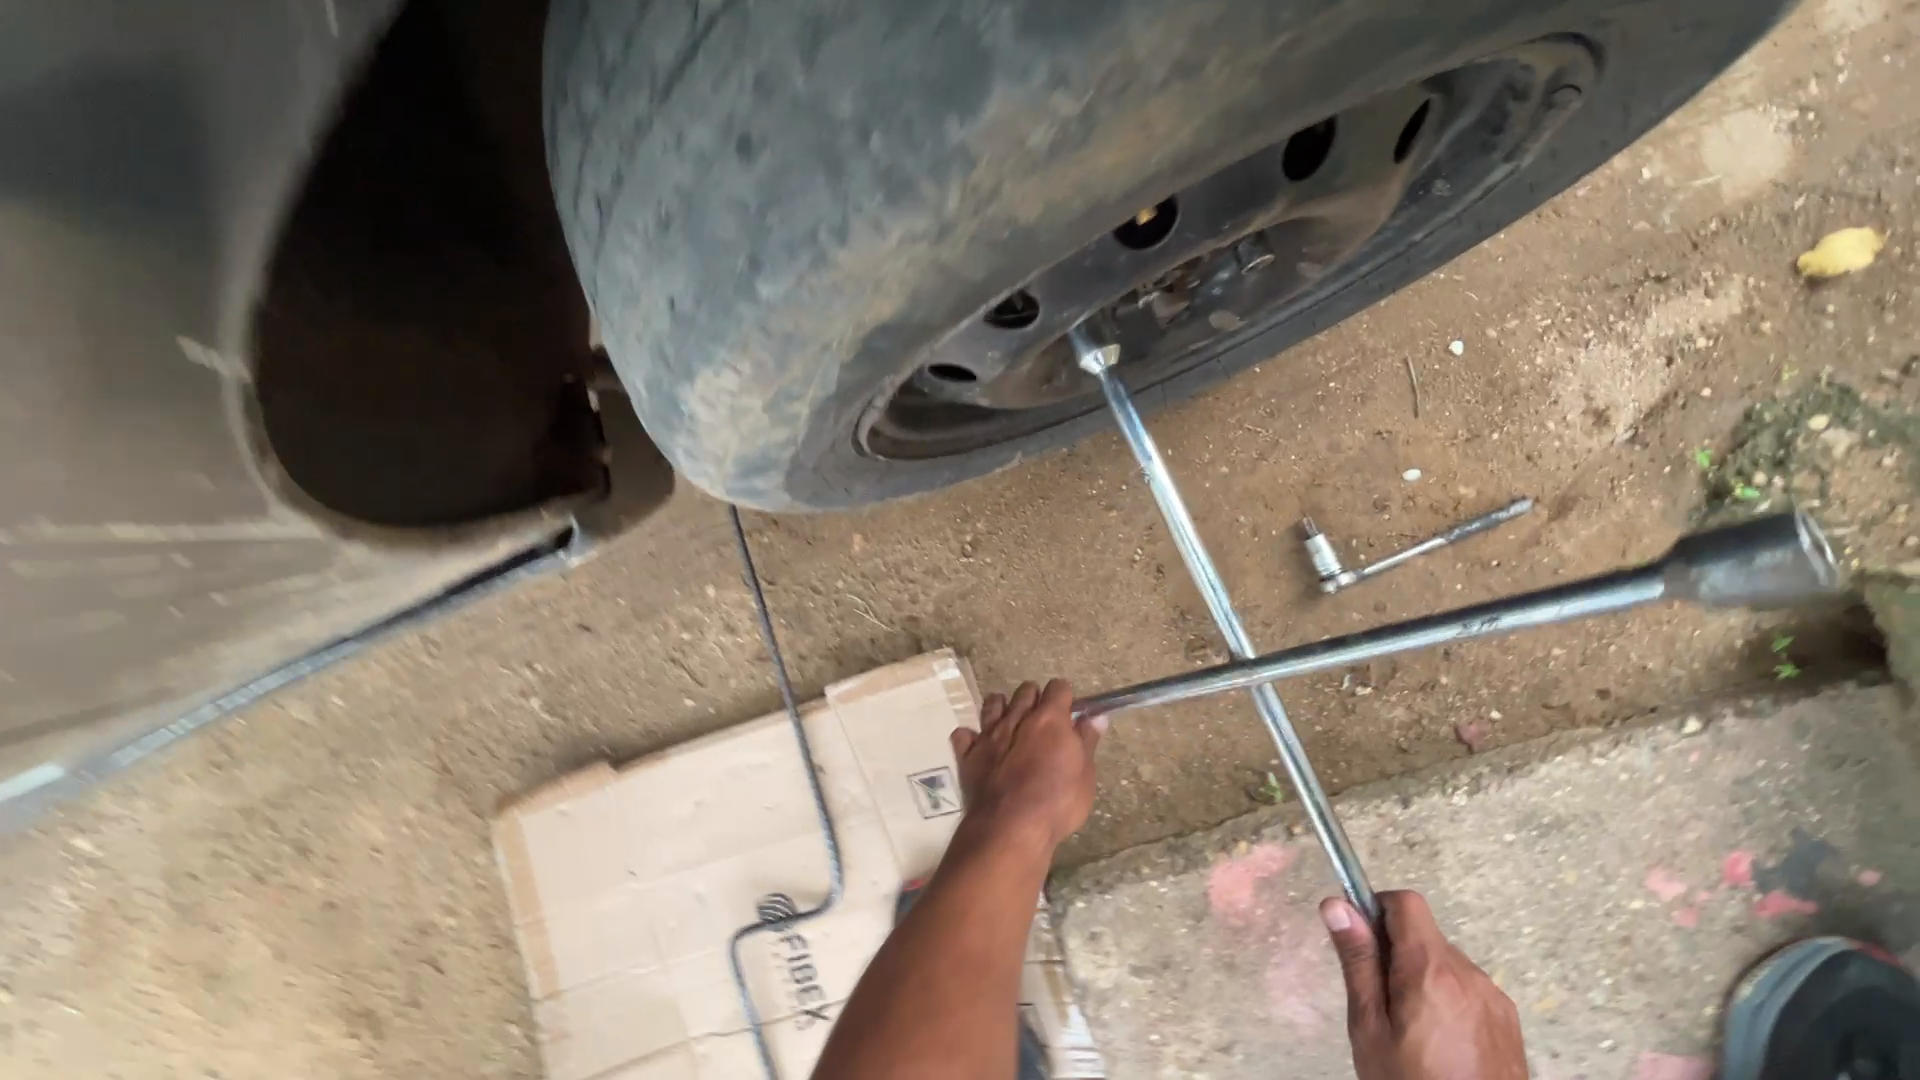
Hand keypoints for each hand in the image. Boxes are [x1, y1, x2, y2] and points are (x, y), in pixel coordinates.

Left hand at [949, 679, 1103, 848]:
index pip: (1058, 688)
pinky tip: (979, 746)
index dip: (1065, 696)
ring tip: (1011, 723)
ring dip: (1002, 707)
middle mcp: (1017, 717)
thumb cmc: (1057, 803)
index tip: (1069, 711)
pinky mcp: (968, 754)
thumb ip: (1087, 742)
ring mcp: (989, 735)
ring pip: (992, 704)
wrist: (1011, 827)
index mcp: (1049, 719)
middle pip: (1025, 691)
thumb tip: (1096, 717)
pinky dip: (971, 737)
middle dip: (1035, 699)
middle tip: (1042, 721)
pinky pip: (964, 735)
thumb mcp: (1085, 775)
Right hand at [1321, 891, 1526, 1079]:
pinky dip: (1447, 999)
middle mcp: (1470, 974)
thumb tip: (1336, 905)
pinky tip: (1441, 1043)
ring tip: (1411, 1031)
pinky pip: (1467, 989)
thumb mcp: (1369, 1027)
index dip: (1377, 910)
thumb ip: (1357, 962)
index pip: (1406, 902)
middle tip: (1379, 1002)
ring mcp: (1495, 998)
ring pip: (1444, 963)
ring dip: (1421, 977)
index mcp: (1431, 969)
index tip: (1362, 945)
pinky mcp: (1509, 1022)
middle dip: (1395, 953)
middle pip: (1423, 935)